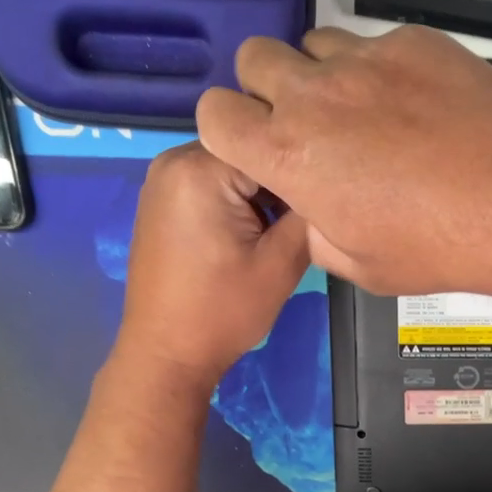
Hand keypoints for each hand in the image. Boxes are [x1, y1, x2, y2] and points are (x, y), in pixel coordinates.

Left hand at [118, 141, 310, 383]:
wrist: (167, 353)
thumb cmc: (223, 311)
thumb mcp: (281, 265)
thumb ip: (309, 216)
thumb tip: (330, 187)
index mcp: (200, 168)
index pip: (269, 139)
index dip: (303, 165)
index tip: (327, 194)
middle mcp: (174, 160)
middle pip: (248, 148)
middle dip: (280, 176)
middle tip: (308, 214)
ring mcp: (162, 179)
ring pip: (231, 166)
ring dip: (260, 191)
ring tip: (283, 226)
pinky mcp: (162, 201)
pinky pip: (211, 183)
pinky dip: (237, 200)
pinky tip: (254, 233)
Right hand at [196, 26, 491, 297]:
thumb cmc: (441, 247)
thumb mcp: (363, 267)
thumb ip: (319, 233)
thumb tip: (316, 214)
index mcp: (291, 156)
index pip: (214, 113)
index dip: (231, 129)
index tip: (256, 143)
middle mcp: (318, 97)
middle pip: (256, 59)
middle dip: (271, 88)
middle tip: (312, 124)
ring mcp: (367, 62)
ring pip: (317, 44)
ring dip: (327, 74)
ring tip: (369, 115)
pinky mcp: (415, 44)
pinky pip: (378, 44)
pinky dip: (386, 71)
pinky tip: (420, 108)